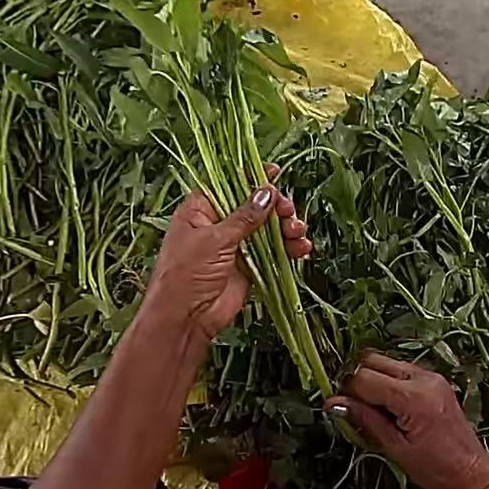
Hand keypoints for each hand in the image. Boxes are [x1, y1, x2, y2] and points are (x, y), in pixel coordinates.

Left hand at [145, 171, 310, 341]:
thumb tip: (266, 193)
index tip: (275, 172)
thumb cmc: (187, 273)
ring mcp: (236, 246)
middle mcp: (220, 225)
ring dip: (287, 228)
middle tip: (288, 211)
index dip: (252, 178)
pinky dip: (289, 249)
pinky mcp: (250, 266)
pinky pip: (274, 252)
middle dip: (276, 207)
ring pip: (269, 229)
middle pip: (255, 206)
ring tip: (297, 233)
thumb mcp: (215, 239)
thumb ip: (244, 216)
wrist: (186, 317)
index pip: (229, 185)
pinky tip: (301, 249)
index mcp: (202, 210)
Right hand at [326, 354, 488, 488]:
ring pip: (387, 362)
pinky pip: (402, 369)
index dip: (347, 392)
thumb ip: (365, 419)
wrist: (469, 471)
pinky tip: (388, 405)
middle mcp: (423, 378)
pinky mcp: (435, 379)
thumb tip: (333, 404)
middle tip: (352, 405)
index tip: (340, 408)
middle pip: (373, 360)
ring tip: (371, 408)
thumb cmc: (434, 467)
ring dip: (373, 379)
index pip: (364, 378)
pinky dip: (388, 381)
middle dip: (357, 379)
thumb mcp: (394, 447)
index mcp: (413, 397)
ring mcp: (431, 376)